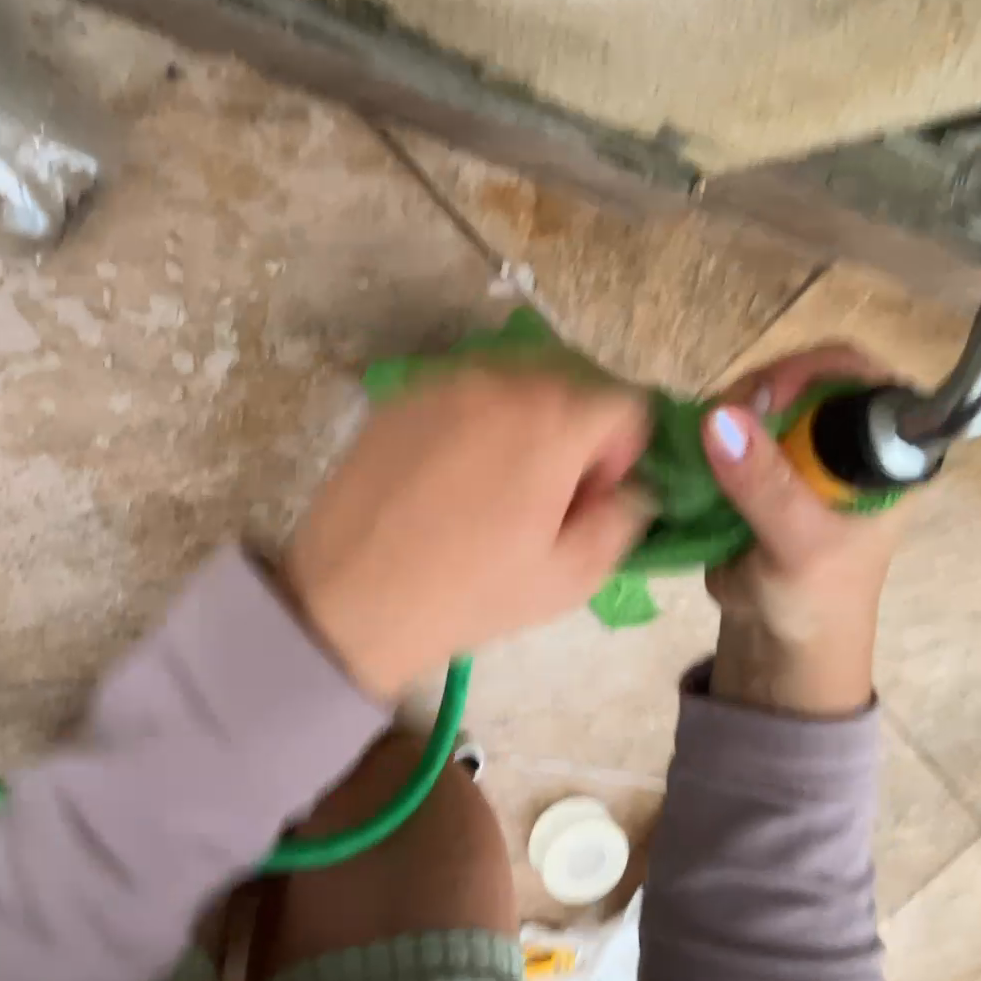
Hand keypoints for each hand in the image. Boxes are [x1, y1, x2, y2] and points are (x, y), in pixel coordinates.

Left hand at [284, 369, 654, 699]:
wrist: (351, 599)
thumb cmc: (468, 593)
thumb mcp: (571, 575)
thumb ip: (623, 517)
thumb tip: (629, 487)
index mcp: (553, 419)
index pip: (624, 406)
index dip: (619, 455)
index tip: (586, 499)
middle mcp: (499, 381)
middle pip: (567, 389)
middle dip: (572, 436)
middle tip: (542, 496)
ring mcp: (440, 384)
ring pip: (511, 389)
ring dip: (521, 427)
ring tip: (489, 488)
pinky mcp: (397, 399)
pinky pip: (458, 398)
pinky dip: (470, 426)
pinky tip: (444, 479)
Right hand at [699, 346, 909, 718]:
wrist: (778, 639)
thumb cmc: (815, 597)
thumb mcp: (799, 544)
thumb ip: (766, 486)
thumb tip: (718, 418)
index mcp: (882, 454)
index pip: (858, 379)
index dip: (809, 373)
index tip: (759, 399)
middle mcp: (841, 442)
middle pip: (798, 380)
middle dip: (753, 393)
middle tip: (717, 421)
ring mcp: (795, 452)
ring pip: (756, 402)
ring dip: (722, 413)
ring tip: (697, 441)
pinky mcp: (753, 467)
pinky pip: (726, 431)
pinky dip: (704, 434)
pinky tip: (689, 450)